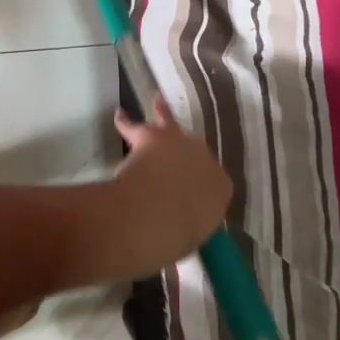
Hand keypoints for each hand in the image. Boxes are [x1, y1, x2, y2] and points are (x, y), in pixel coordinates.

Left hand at [108, 100, 231, 273]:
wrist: (162, 212)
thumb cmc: (182, 233)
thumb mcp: (194, 235)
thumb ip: (189, 225)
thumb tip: (176, 231)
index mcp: (220, 188)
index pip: (214, 184)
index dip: (199, 188)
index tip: (189, 196)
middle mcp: (204, 159)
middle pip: (194, 152)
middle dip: (185, 155)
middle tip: (176, 161)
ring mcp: (179, 143)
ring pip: (171, 126)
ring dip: (163, 116)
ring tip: (158, 104)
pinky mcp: (151, 136)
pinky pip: (135, 127)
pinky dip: (125, 123)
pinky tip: (119, 116)